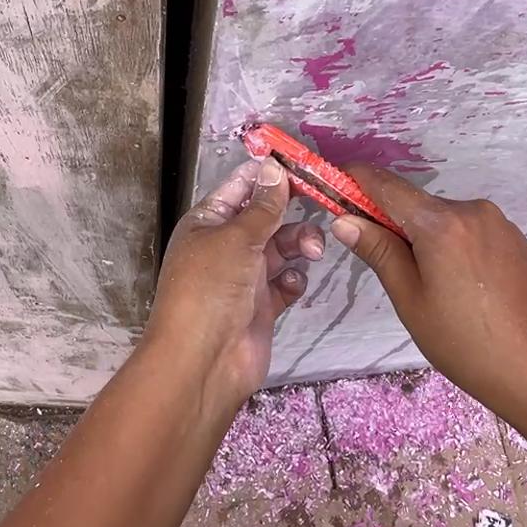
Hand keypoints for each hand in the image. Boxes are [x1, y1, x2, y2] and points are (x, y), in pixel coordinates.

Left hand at [143, 159, 326, 409]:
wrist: (204, 362)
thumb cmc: (210, 289)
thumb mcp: (237, 238)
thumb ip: (263, 206)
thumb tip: (274, 168)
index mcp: (208, 222)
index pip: (240, 186)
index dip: (268, 174)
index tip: (302, 164)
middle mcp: (225, 245)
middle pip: (265, 216)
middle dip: (291, 211)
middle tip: (322, 205)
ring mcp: (244, 277)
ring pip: (280, 248)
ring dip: (299, 243)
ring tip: (314, 250)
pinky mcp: (262, 305)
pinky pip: (285, 282)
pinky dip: (294, 279)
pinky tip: (294, 283)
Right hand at [332, 165, 526, 428]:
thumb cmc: (468, 346)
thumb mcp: (411, 301)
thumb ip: (378, 252)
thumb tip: (343, 218)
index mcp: (441, 222)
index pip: (384, 183)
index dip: (354, 180)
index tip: (333, 186)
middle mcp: (472, 210)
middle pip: (417, 204)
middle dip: (393, 223)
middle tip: (387, 268)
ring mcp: (502, 226)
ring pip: (446, 221)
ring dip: (427, 239)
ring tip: (434, 292)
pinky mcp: (521, 244)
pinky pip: (473, 235)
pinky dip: (456, 249)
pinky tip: (466, 293)